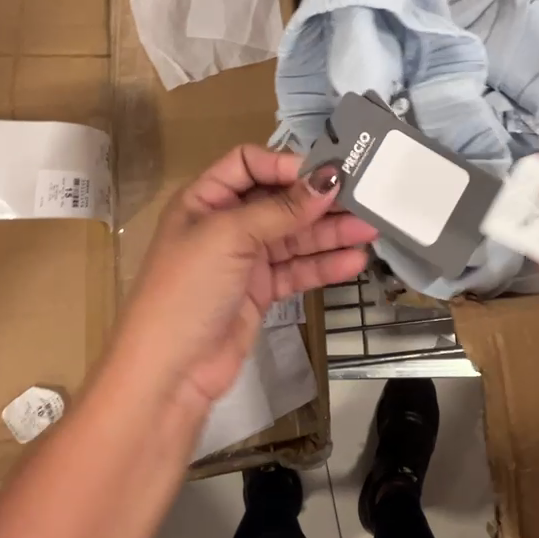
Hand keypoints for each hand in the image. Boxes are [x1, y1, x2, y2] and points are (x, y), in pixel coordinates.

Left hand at [113, 145, 377, 414]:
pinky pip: (297, 268)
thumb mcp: (231, 237)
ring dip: (330, 232)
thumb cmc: (188, 289)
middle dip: (318, 200)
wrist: (168, 374)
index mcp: (205, 198)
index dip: (285, 165)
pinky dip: (324, 264)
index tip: (324, 174)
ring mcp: (244, 259)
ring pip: (294, 236)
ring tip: (370, 230)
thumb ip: (282, 208)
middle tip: (364, 198)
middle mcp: (225, 223)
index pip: (250, 163)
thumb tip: (327, 178)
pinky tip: (354, 261)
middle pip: (279, 199)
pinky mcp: (260, 291)